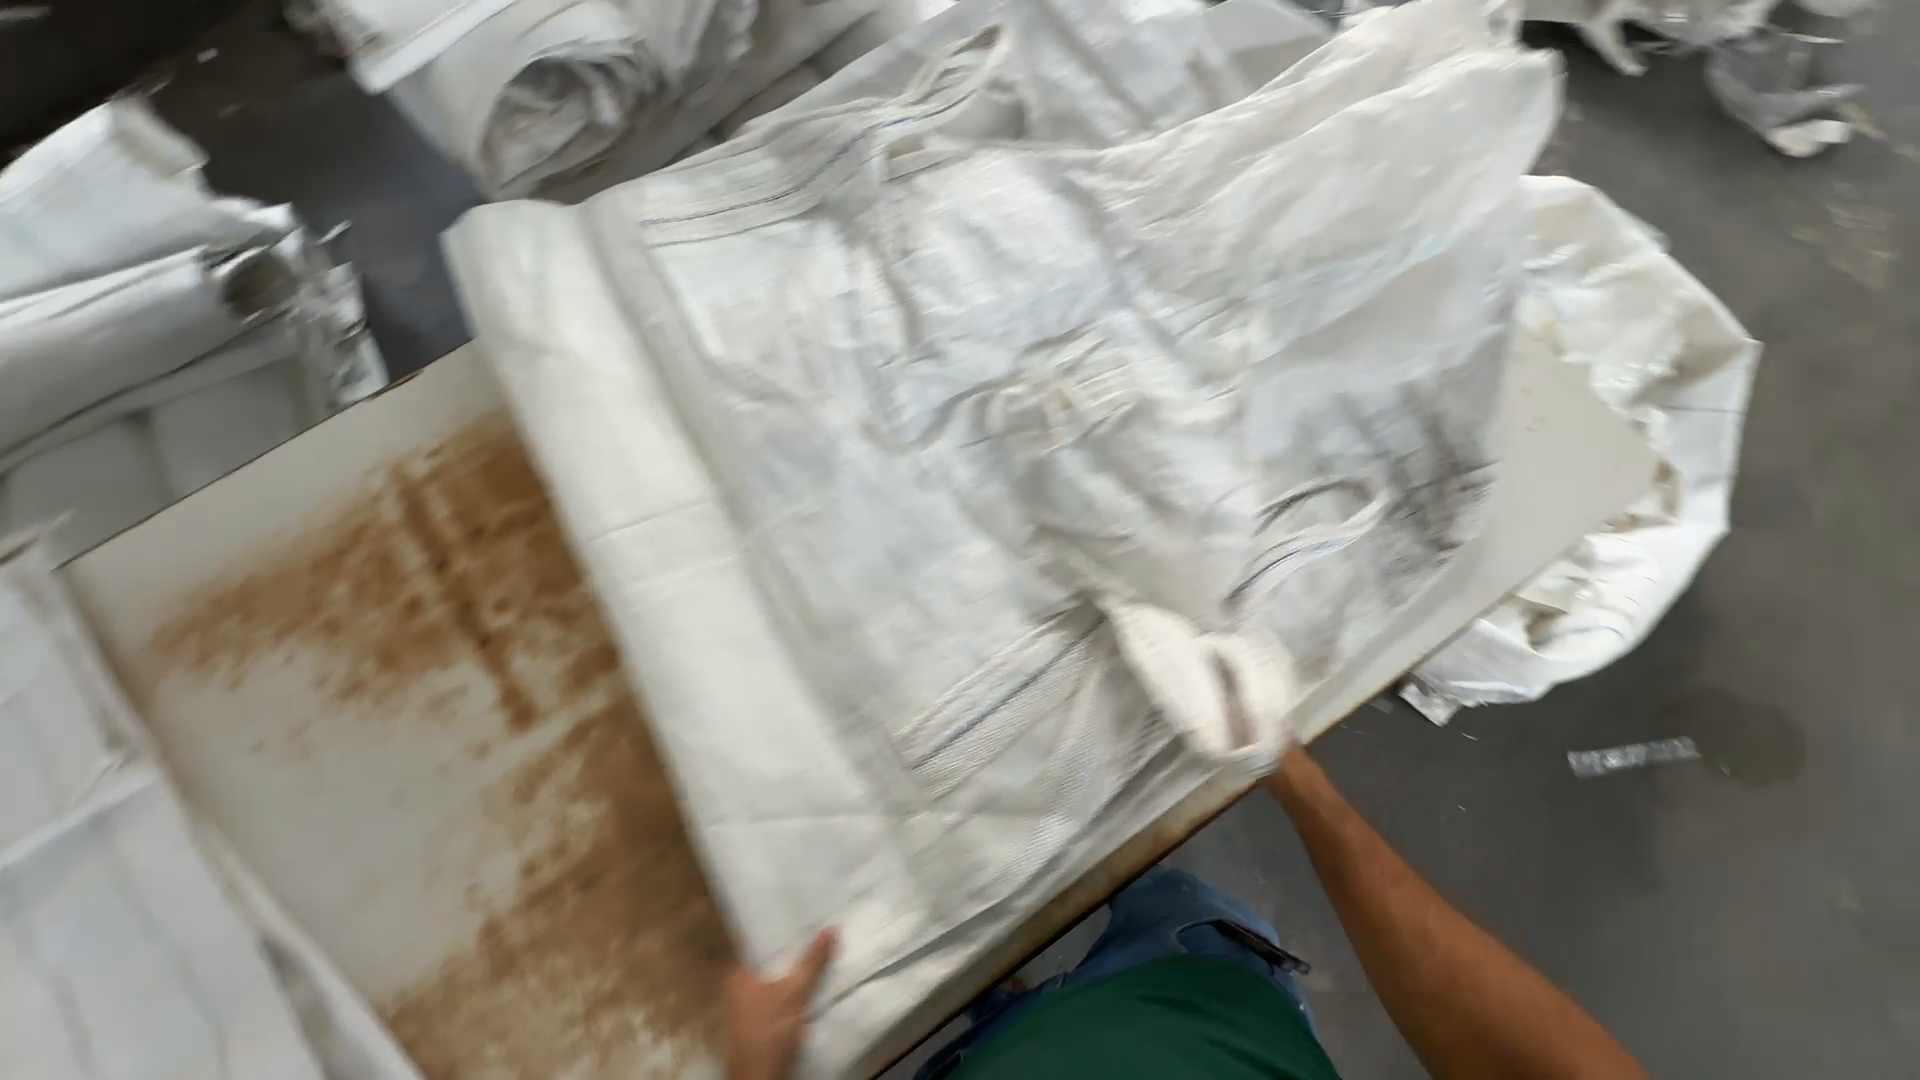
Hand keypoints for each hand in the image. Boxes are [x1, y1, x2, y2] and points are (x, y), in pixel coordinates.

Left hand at [725, 927, 837, 1079]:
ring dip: (793, 967)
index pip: (758, 941)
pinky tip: (810, 978)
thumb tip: (830, 929)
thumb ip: (812, 962)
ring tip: (817, 946)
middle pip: (768, 959)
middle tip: (815, 926)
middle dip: (790, 947)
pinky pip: (778, 993)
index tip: (800, 913)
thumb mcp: (794, 993)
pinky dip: (792, 985)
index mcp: (737, 974)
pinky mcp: (759, 1020)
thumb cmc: (769, 1032)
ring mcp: (747, 1006)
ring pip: (774, 977)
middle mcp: (737, 986)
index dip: (779, 927)